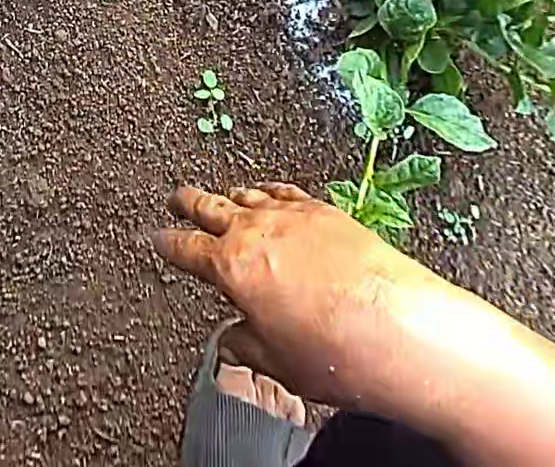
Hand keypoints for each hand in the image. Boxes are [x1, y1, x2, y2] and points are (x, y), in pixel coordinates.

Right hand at [154, 183, 494, 413]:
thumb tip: (231, 340)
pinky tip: (268, 192)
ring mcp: (290, 215)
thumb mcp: (278, 362)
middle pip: (210, 207)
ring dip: (228, 196)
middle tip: (175, 198)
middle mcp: (256, 231)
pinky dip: (270, 191)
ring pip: (246, 195)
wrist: (397, 325)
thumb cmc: (337, 350)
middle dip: (188, 202)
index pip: (187, 249)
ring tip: (219, 197)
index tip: (157, 236)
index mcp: (233, 267)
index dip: (168, 242)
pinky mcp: (321, 209)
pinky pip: (284, 191)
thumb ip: (246, 345)